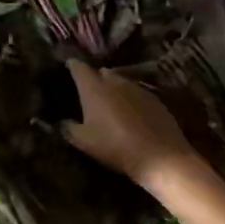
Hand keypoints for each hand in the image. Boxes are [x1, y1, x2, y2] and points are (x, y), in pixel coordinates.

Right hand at [63, 59, 201, 185]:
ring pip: (122, 82)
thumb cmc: (115, 146)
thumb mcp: (83, 141)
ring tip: (111, 104)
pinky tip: (132, 115)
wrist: (161, 158)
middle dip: (95, 78)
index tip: (67, 66)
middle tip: (90, 91)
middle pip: (102, 72)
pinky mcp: (156, 101)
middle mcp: (115, 82)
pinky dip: (131, 100)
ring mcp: (138, 89)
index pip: (78, 67)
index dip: (72, 65)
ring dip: (114, 89)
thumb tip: (62, 122)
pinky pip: (138, 94)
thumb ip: (68, 128)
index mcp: (94, 88)